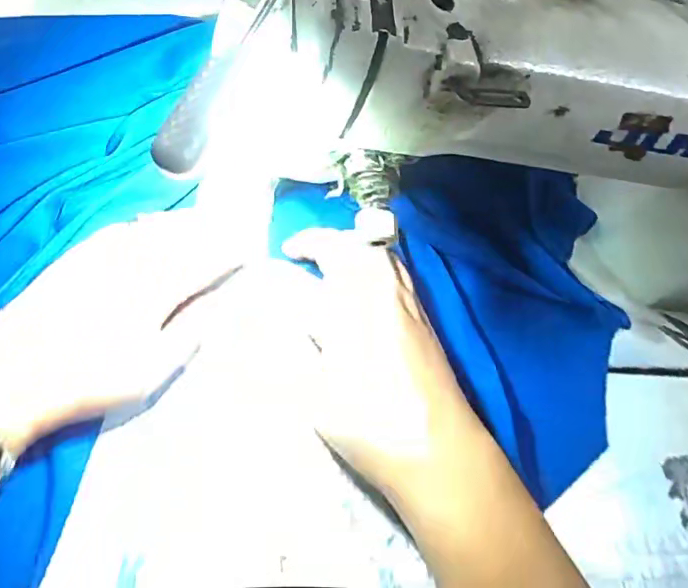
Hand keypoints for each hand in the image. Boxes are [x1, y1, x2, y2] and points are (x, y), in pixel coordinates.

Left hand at [0, 209, 248, 455]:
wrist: (7, 376)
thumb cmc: (86, 380)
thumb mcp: (148, 372)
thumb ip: (190, 331)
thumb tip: (220, 300)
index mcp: (161, 288)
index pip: (209, 260)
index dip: (233, 252)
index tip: (252, 248)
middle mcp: (139, 259)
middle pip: (188, 235)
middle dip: (216, 230)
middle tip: (235, 227)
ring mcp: (108, 251)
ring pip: (159, 227)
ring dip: (187, 223)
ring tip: (204, 222)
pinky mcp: (82, 252)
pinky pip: (126, 227)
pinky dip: (149, 223)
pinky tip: (155, 226)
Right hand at [275, 227, 491, 500]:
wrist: (440, 446)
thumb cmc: (374, 426)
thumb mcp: (317, 400)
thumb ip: (283, 362)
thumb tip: (246, 340)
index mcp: (356, 306)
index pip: (326, 259)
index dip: (304, 248)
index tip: (285, 251)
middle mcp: (384, 292)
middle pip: (357, 247)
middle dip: (327, 240)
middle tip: (302, 250)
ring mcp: (408, 302)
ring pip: (380, 254)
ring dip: (352, 246)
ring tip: (330, 258)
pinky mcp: (424, 316)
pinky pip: (397, 270)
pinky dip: (376, 260)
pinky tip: (366, 281)